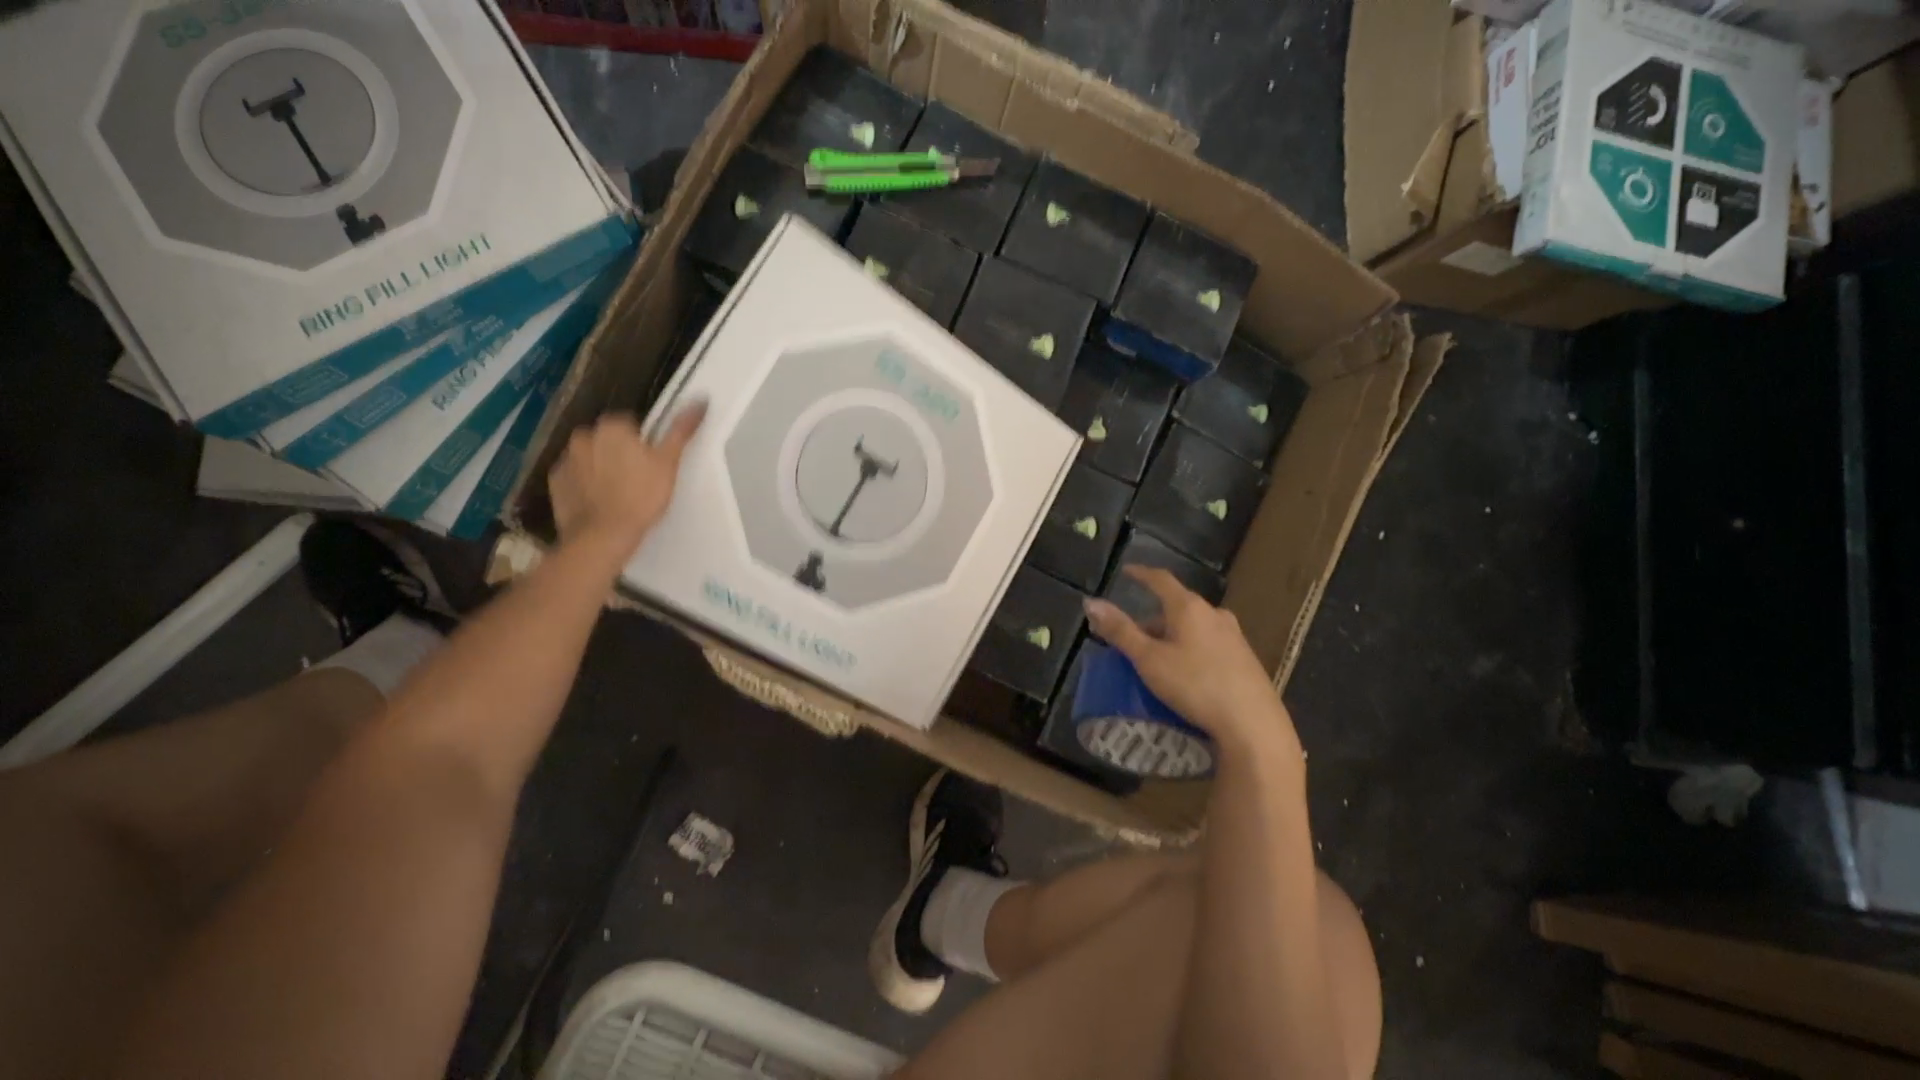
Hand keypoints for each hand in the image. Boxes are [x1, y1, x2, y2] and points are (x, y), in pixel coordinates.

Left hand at [548, 404, 705, 559]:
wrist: (603, 535)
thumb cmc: (641, 496)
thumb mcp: (668, 463)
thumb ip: (681, 429)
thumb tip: (701, 399)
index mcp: (612, 426)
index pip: (630, 425)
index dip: (642, 445)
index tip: (649, 466)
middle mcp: (584, 435)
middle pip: (606, 439)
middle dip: (617, 453)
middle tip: (636, 480)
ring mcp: (565, 458)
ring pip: (588, 457)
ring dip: (599, 468)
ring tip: (616, 494)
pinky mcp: (555, 482)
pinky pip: (573, 477)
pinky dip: (583, 485)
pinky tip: (598, 503)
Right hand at [1083, 567, 1299, 758]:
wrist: (1252, 723)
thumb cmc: (1195, 685)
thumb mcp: (1149, 660)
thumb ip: (1120, 631)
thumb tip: (1091, 602)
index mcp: (1189, 608)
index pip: (1161, 580)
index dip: (1141, 574)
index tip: (1127, 572)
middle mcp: (1215, 614)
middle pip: (1177, 607)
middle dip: (1153, 620)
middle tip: (1133, 639)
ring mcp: (1234, 636)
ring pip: (1194, 628)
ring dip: (1173, 637)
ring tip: (1157, 661)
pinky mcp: (1245, 659)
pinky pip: (1209, 644)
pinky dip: (1191, 650)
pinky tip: (1187, 675)